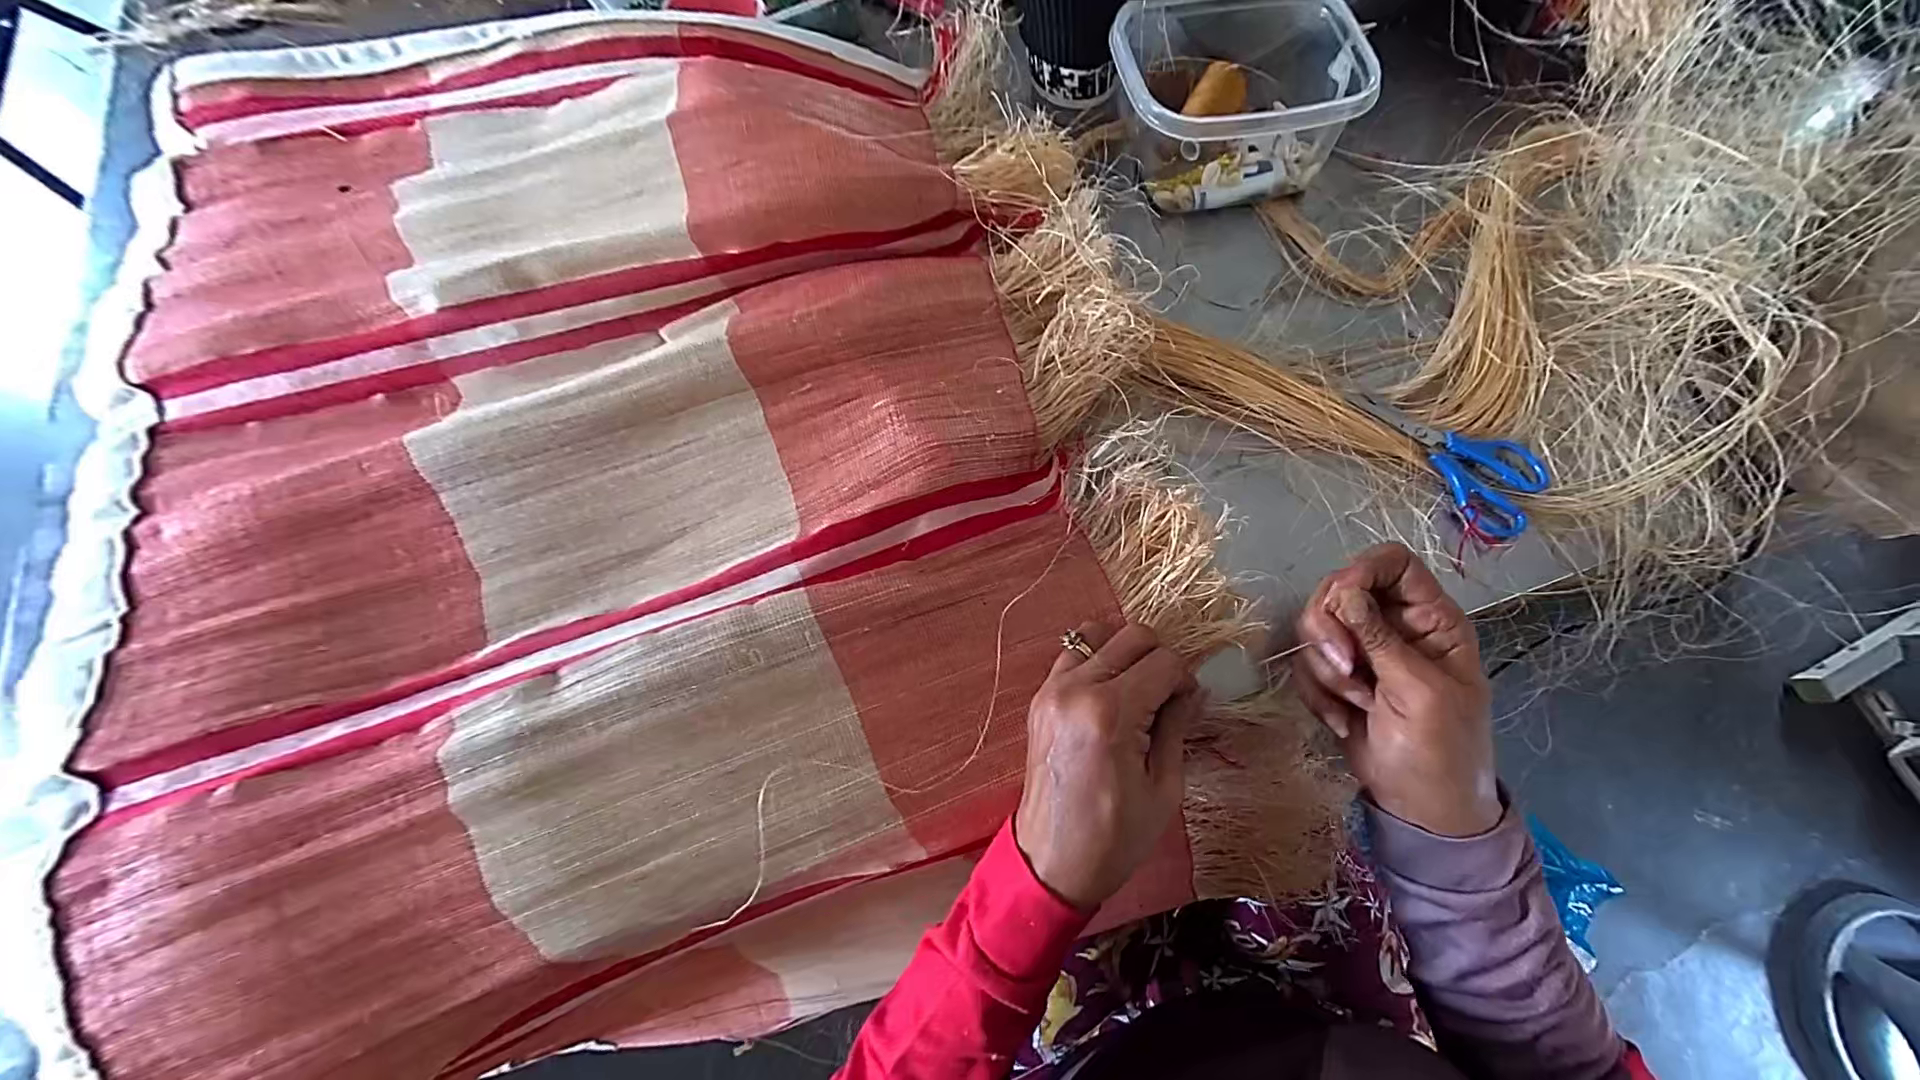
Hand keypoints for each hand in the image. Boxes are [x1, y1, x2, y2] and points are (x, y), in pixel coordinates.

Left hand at [1015, 621, 1203, 908]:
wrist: (1051, 858)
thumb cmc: (1115, 835)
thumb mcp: (1164, 787)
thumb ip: (1177, 727)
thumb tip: (1192, 690)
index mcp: (1110, 712)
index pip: (1163, 661)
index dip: (1185, 679)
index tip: (1187, 704)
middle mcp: (1075, 689)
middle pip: (1131, 636)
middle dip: (1159, 658)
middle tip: (1166, 695)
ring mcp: (1051, 689)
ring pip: (1097, 634)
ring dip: (1124, 652)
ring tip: (1136, 690)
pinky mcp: (1038, 698)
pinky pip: (1071, 655)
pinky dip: (1096, 660)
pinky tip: (1109, 694)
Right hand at [1291, 543, 1500, 837]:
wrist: (1420, 805)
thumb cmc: (1442, 749)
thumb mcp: (1419, 691)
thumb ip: (1380, 638)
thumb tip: (1345, 591)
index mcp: (1430, 620)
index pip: (1392, 563)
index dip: (1360, 572)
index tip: (1342, 605)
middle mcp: (1391, 625)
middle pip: (1337, 592)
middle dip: (1330, 632)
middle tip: (1348, 671)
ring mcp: (1360, 651)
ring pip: (1313, 629)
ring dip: (1325, 671)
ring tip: (1357, 704)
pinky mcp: (1335, 676)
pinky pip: (1304, 663)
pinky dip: (1317, 693)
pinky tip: (1345, 719)